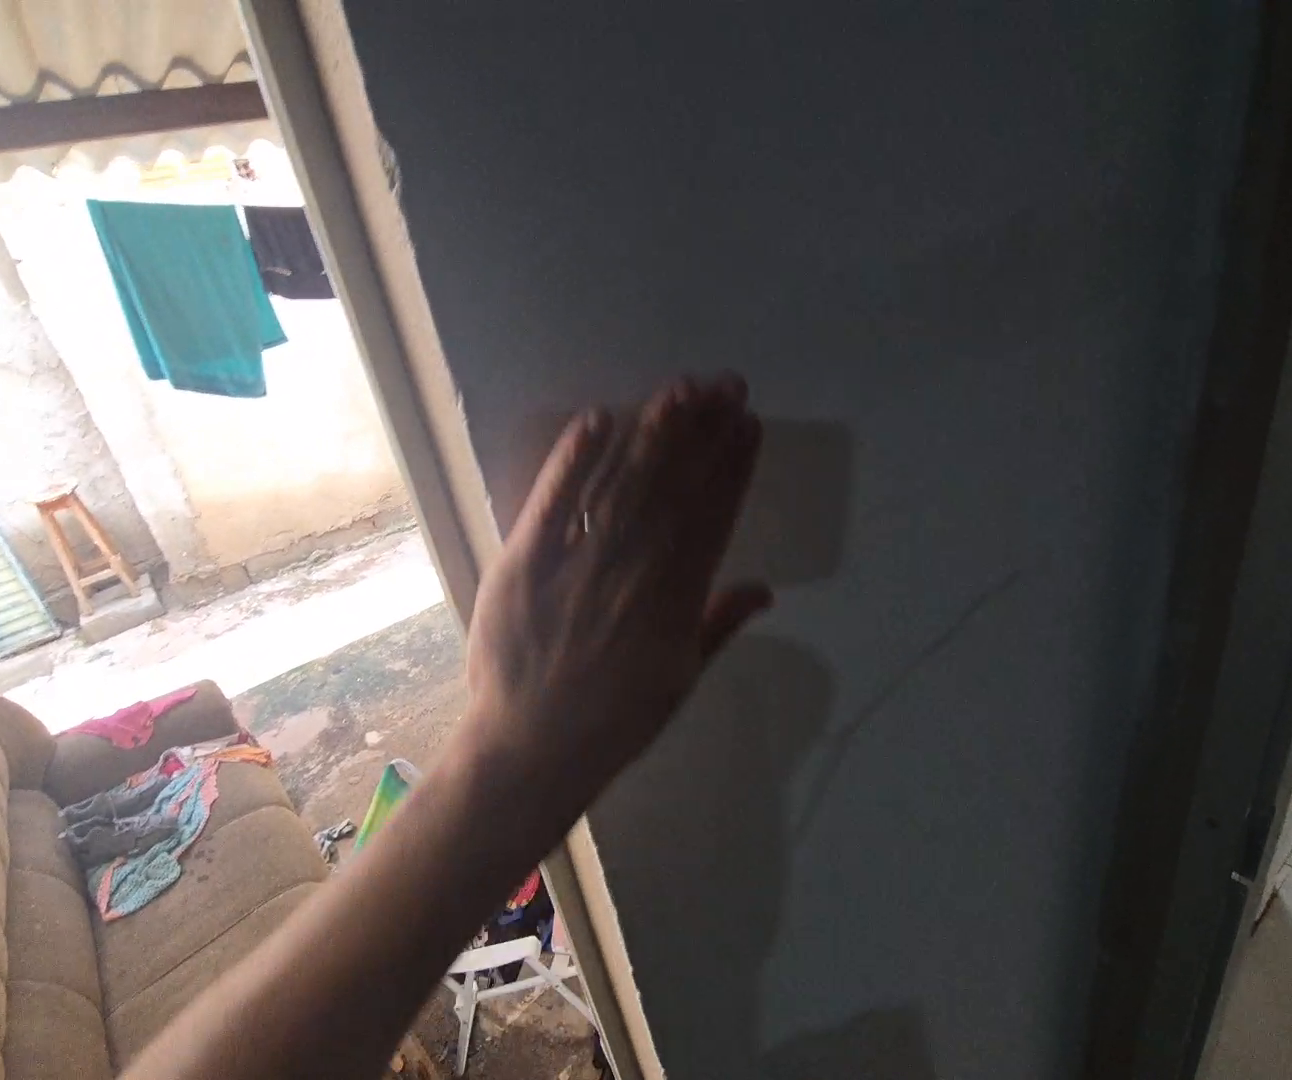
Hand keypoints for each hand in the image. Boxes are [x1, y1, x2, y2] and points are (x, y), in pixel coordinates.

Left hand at [454, 373, 771, 808]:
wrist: (531, 749)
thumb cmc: (614, 719)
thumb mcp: (682, 679)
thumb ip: (721, 625)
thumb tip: (767, 588)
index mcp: (677, 603)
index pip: (713, 519)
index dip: (733, 469)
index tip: (749, 425)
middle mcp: (635, 576)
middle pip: (674, 492)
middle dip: (703, 434)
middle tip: (725, 384)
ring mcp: (577, 567)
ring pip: (623, 488)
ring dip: (653, 435)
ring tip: (681, 390)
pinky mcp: (524, 563)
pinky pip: (552, 505)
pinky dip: (573, 462)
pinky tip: (596, 419)